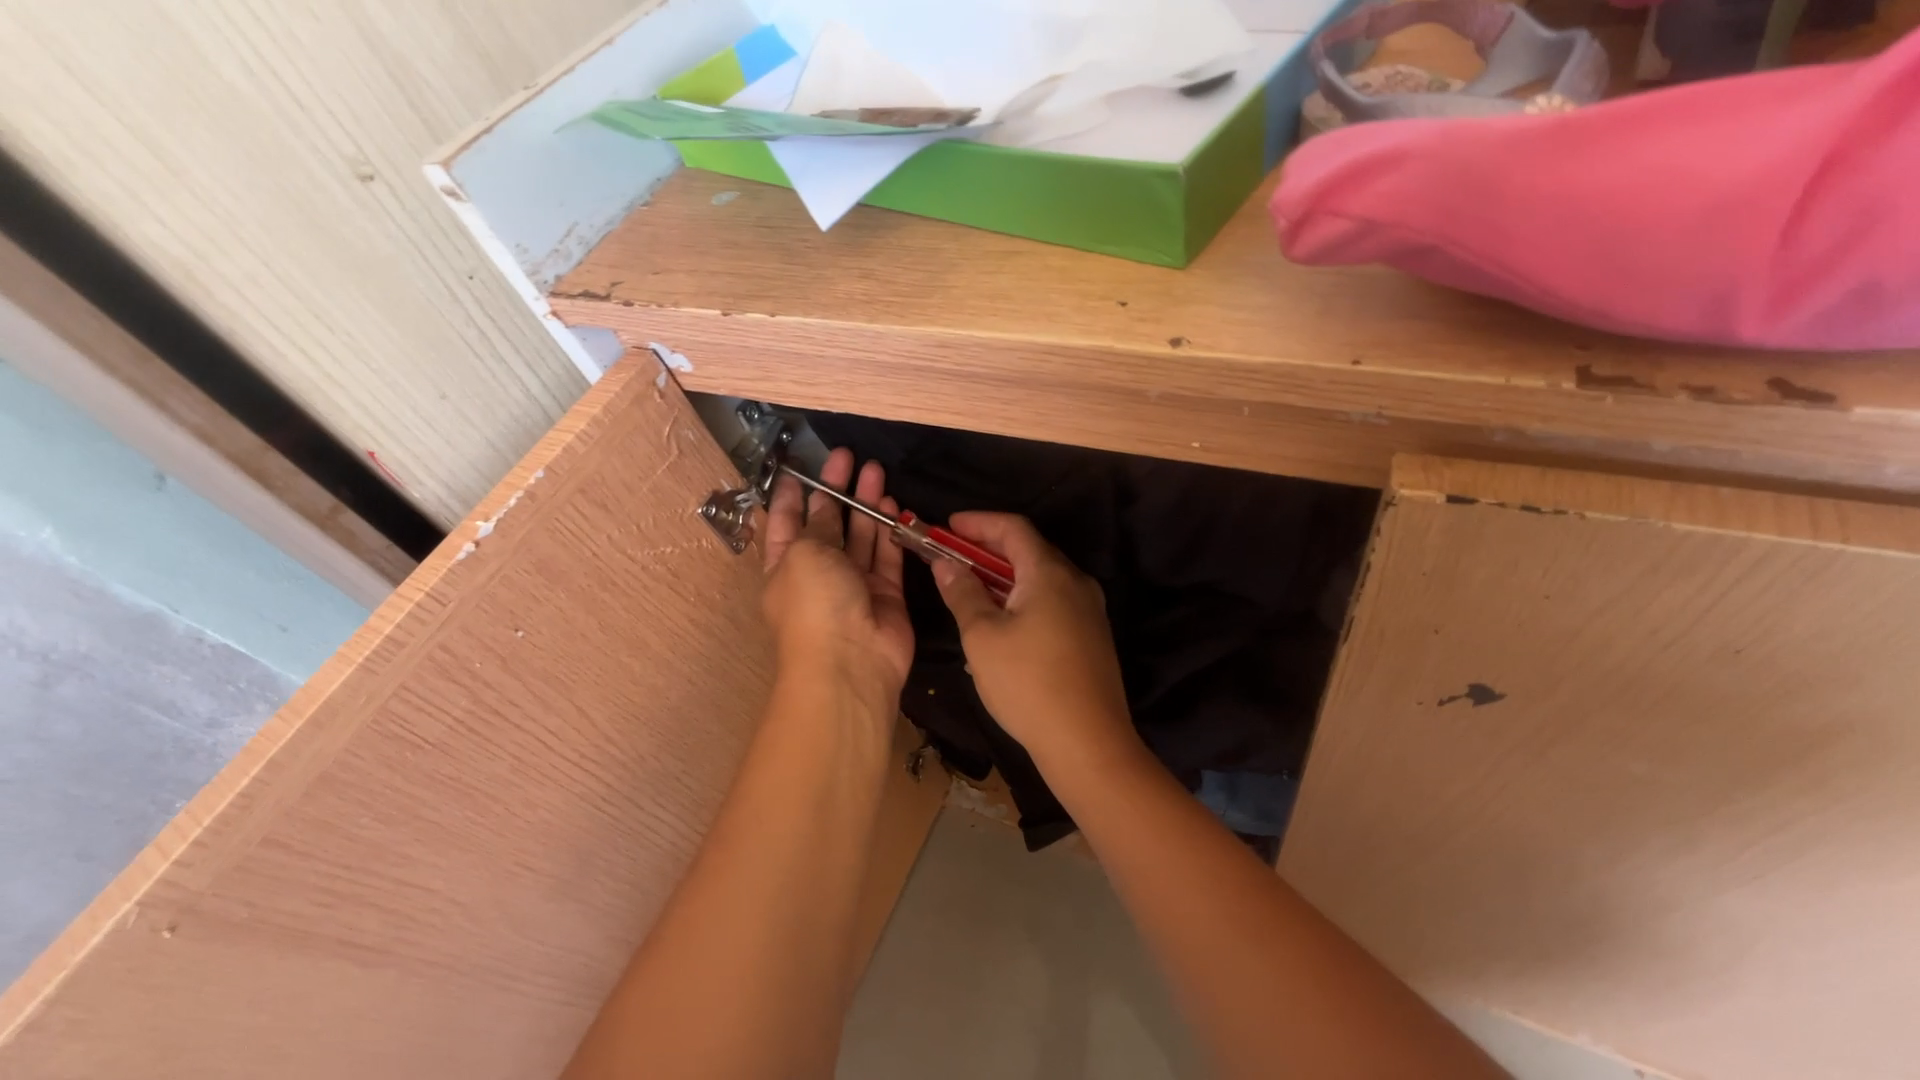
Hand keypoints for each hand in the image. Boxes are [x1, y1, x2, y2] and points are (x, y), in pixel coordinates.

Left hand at [761, 448, 914, 698]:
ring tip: (874, 469)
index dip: (789, 495)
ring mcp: (854, 585)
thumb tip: (826, 505)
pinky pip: (887, 556)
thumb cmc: (814, 604)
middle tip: (846, 456)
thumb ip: (819, 525)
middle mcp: (818, 575)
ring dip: (865, 503)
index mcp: (784, 567)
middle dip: (835, 491)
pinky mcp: (887, 595)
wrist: (851, 665)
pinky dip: (889, 531)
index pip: (784, 523)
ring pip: (860, 537)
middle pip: (827, 525)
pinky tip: (892, 503)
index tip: (797, 467)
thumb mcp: (804, 554)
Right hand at [928, 513, 1138, 770]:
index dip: (977, 522)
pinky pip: (1052, 603)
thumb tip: (946, 563)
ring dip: (1003, 578)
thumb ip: (963, 593)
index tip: (945, 527)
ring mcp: (1089, 611)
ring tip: (968, 591)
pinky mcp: (1091, 637)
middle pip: (1029, 550)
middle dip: (987, 550)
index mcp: (1050, 572)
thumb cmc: (1028, 683)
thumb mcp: (983, 636)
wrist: (1088, 742)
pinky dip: (1022, 600)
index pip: (1013, 528)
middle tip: (950, 558)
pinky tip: (1000, 625)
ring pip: (1041, 579)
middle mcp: (1076, 582)